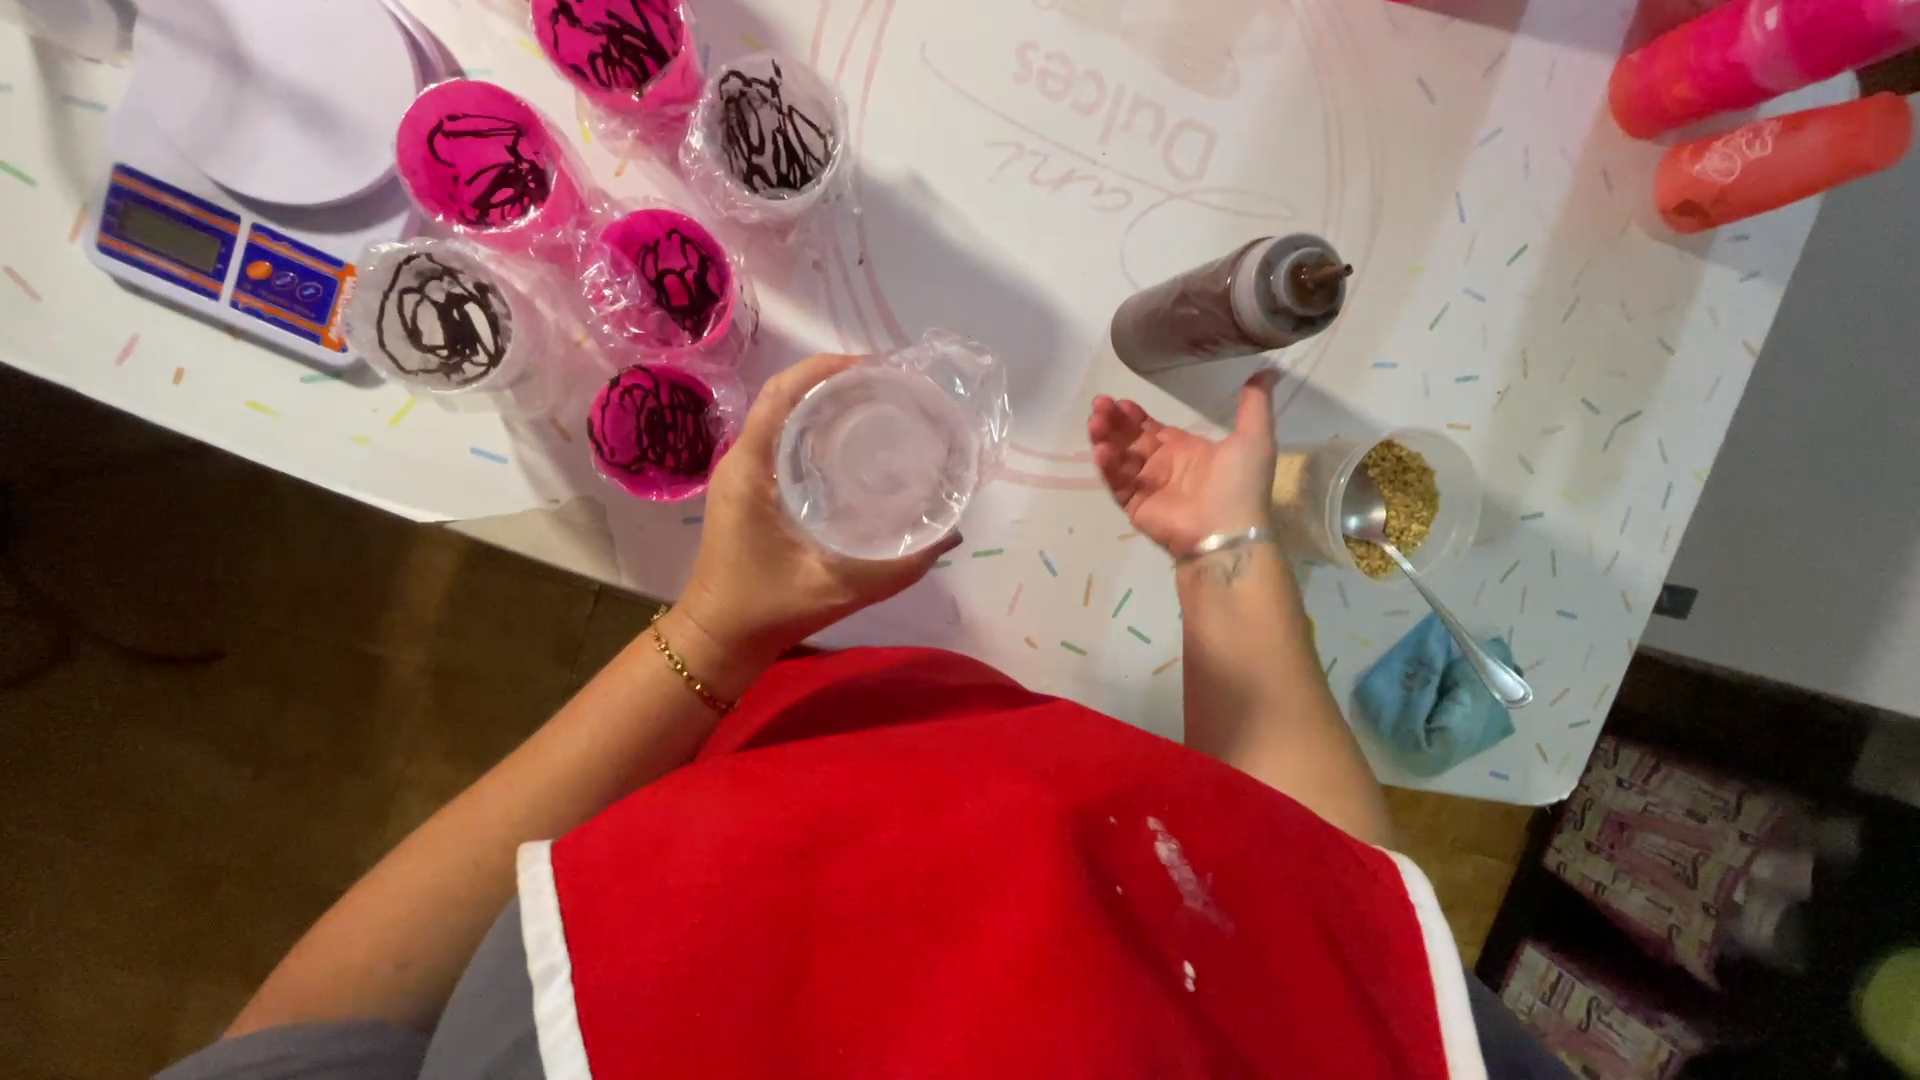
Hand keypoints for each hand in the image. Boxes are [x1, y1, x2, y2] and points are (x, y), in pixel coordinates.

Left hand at [677, 354, 961, 670]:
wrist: (718, 638)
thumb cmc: (767, 609)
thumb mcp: (838, 587)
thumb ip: (899, 566)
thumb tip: (952, 532)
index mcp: (751, 469)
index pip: (781, 394)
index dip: (825, 368)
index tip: (876, 368)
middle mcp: (743, 460)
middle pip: (786, 397)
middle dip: (835, 381)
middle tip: (890, 387)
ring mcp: (744, 474)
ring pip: (784, 417)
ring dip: (825, 403)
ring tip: (879, 405)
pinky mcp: (751, 490)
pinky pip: (783, 442)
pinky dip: (816, 430)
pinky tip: (854, 446)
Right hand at [1087, 371, 1278, 555]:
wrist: (1228, 530)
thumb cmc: (1240, 484)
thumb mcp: (1254, 437)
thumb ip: (1254, 404)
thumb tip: (1267, 370)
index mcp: (1185, 450)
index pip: (1151, 428)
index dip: (1134, 415)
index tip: (1121, 401)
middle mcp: (1163, 466)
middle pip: (1130, 439)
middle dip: (1113, 421)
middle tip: (1099, 404)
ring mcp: (1147, 486)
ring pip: (1118, 457)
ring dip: (1105, 438)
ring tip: (1095, 422)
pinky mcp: (1135, 505)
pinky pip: (1117, 482)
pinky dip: (1108, 466)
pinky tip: (1102, 449)